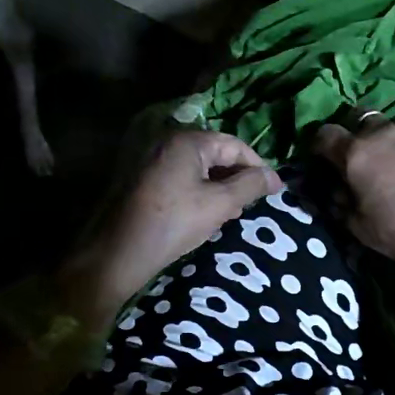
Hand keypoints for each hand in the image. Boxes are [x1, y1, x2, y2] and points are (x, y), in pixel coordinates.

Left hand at [59, 129, 281, 327]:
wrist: (118, 253)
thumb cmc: (173, 224)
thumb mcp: (220, 205)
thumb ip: (250, 186)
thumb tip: (276, 177)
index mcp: (188, 141)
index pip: (235, 145)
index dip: (258, 167)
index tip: (273, 192)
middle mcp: (168, 142)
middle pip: (216, 153)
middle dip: (237, 177)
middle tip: (250, 205)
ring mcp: (153, 160)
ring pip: (199, 168)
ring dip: (219, 187)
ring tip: (230, 213)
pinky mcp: (144, 179)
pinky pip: (182, 177)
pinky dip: (199, 191)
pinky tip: (205, 215)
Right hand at [313, 114, 394, 285]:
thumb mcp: (357, 225)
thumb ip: (342, 203)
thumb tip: (338, 192)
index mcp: (354, 153)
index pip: (326, 134)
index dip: (321, 144)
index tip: (323, 156)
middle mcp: (382, 133)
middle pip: (361, 118)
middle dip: (357, 132)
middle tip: (362, 154)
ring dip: (391, 135)